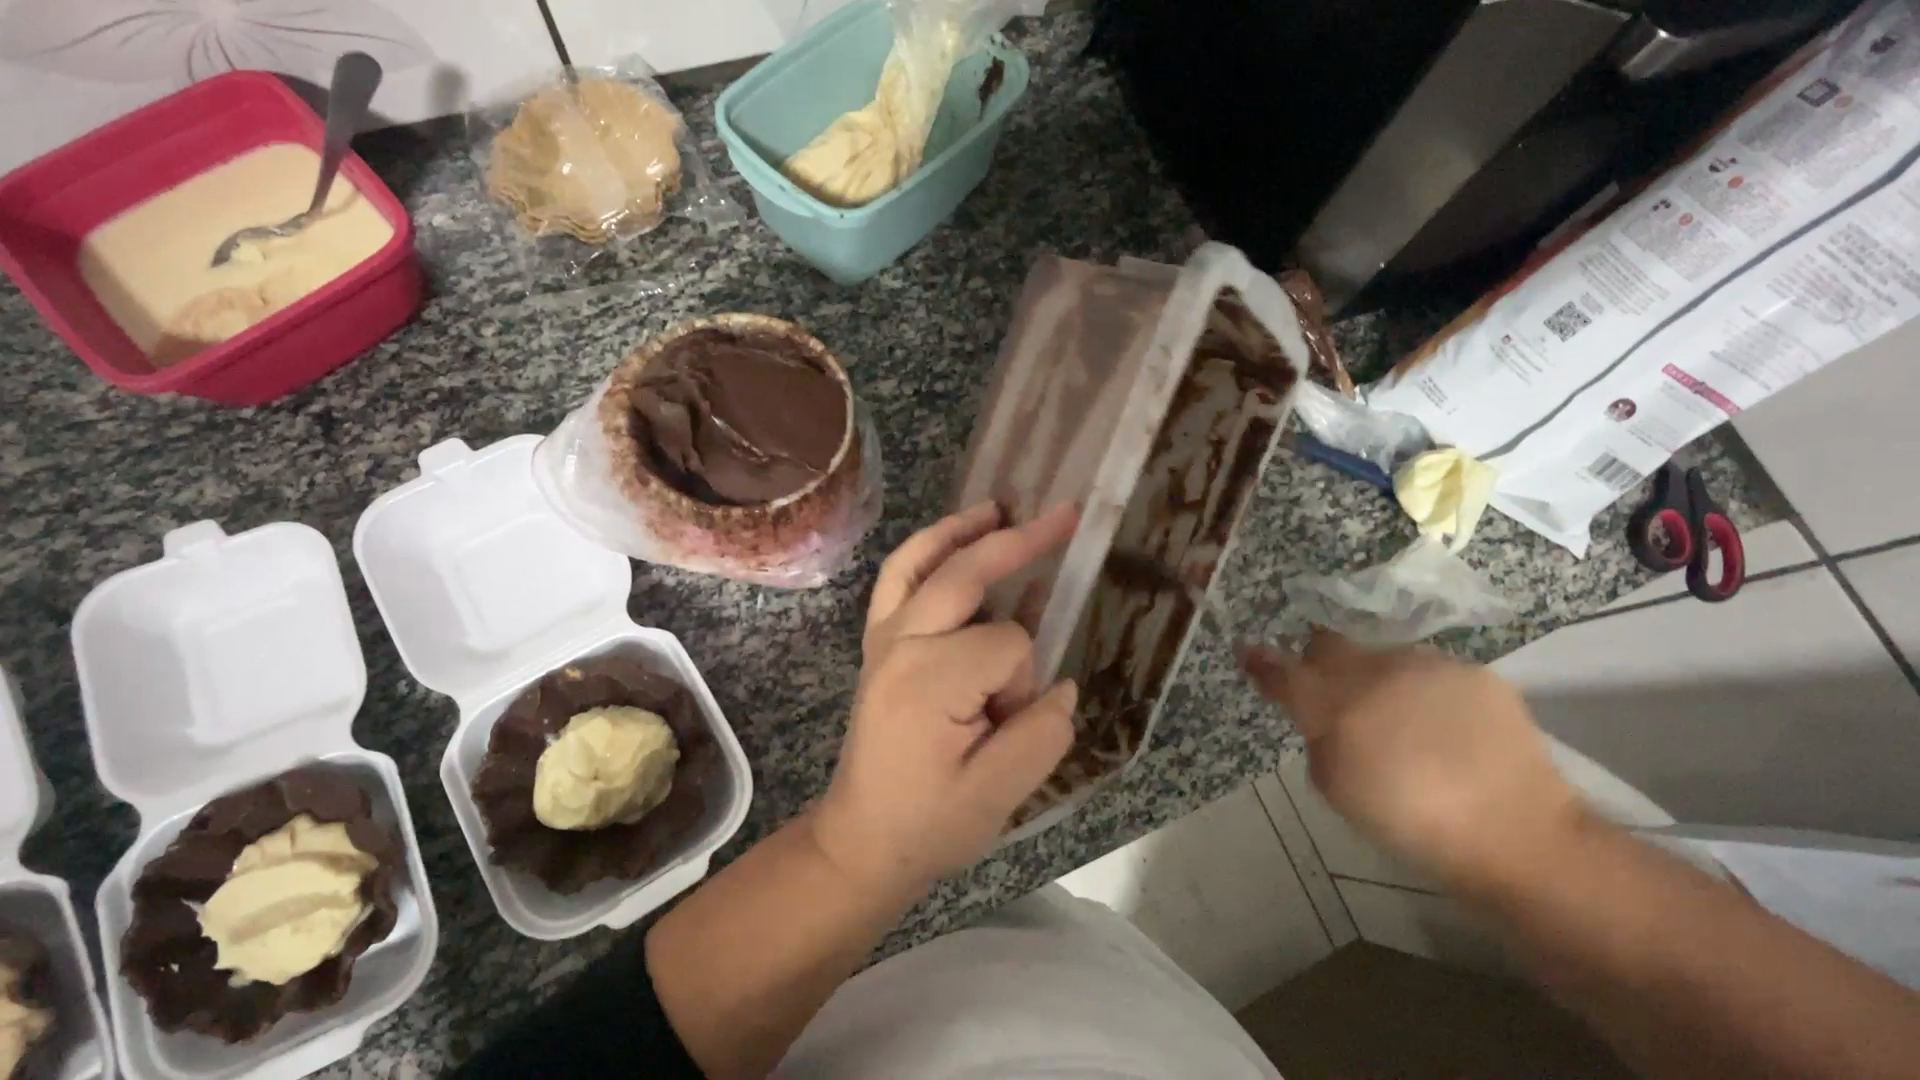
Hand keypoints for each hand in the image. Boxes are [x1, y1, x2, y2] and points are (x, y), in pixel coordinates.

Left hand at [810, 502, 1080, 890]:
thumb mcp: (999, 795)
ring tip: (1000, 508)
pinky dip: (924, 551)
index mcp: (930, 681)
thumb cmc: (929, 824)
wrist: (862, 841)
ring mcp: (881, 640)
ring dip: (963, 530)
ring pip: (921, 563)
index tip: (1010, 723)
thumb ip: (1043, 734)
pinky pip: (896, 580)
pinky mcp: (875, 645)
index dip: (1024, 681)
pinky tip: (950, 538)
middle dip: (1020, 543)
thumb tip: (1059, 686)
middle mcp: (900, 644)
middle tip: (1066, 516)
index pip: (1008, 645)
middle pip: (965, 575)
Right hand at [1240, 629, 1586, 892]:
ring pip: (1383, 656)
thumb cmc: (1410, 823)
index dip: (1261, 662)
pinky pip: (1431, 671)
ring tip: (1401, 721)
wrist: (1515, 832)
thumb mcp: (1339, 790)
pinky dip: (1424, 692)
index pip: (1283, 672)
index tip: (1248, 652)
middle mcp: (1376, 671)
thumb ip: (1318, 741)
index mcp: (1335, 706)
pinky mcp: (1474, 672)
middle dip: (1318, 659)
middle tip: (1329, 691)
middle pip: (1329, 644)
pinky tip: (1443, 728)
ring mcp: (1428, 666)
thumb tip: (1321, 717)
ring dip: (1378, 679)